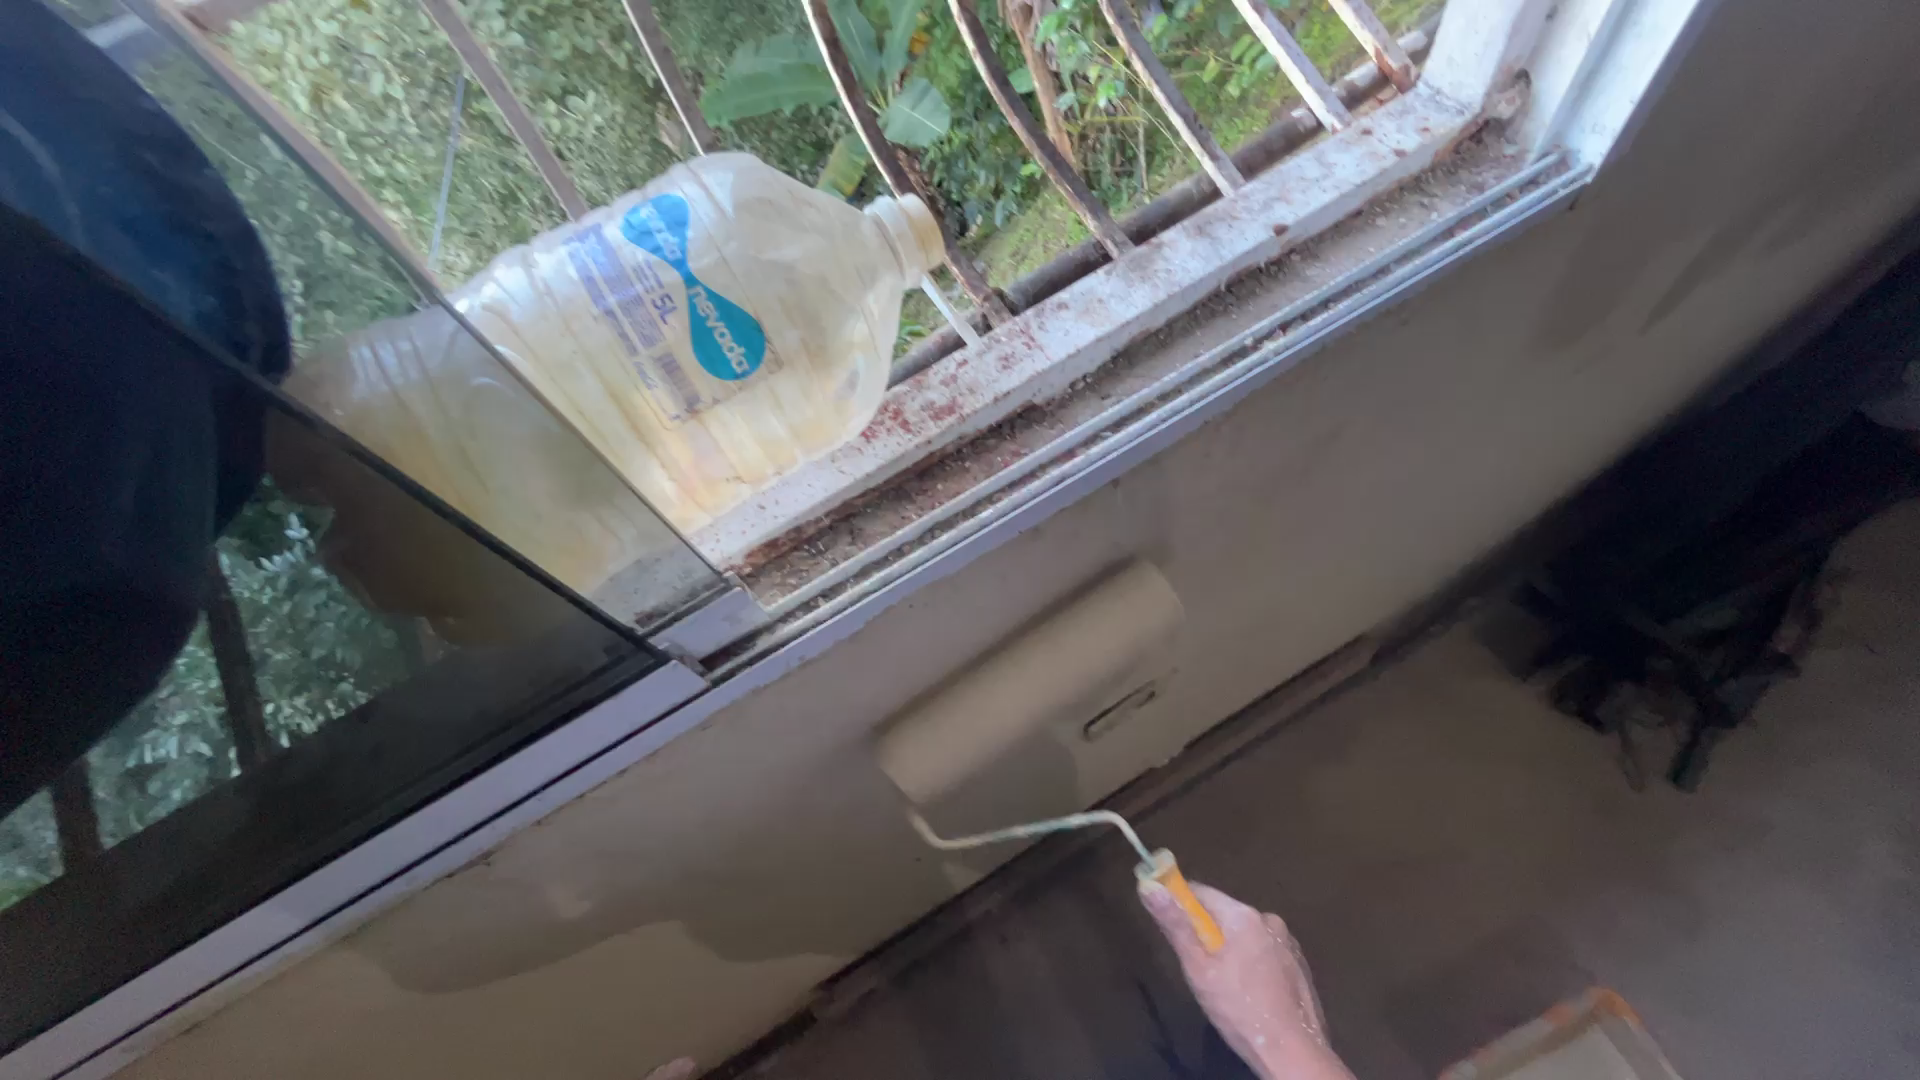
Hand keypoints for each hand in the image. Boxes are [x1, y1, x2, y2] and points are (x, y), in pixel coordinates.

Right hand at [1139, 879, 1353, 1079]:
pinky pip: (1265, 951)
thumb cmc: (1240, 1011)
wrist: (1295, 1057)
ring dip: (1232, 949)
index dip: (1180, 905)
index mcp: (1243, 915)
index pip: (1201, 892)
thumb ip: (1175, 925)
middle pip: (1224, 914)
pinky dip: (1253, 963)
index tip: (1170, 926)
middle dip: (1208, 934)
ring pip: (1245, 934)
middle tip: (1199, 968)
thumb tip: (1149, 887)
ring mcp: (1288, 943)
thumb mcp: (1199, 969)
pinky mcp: (1299, 965)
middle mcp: (1269, 920)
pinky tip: (1252, 994)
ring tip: (1227, 987)